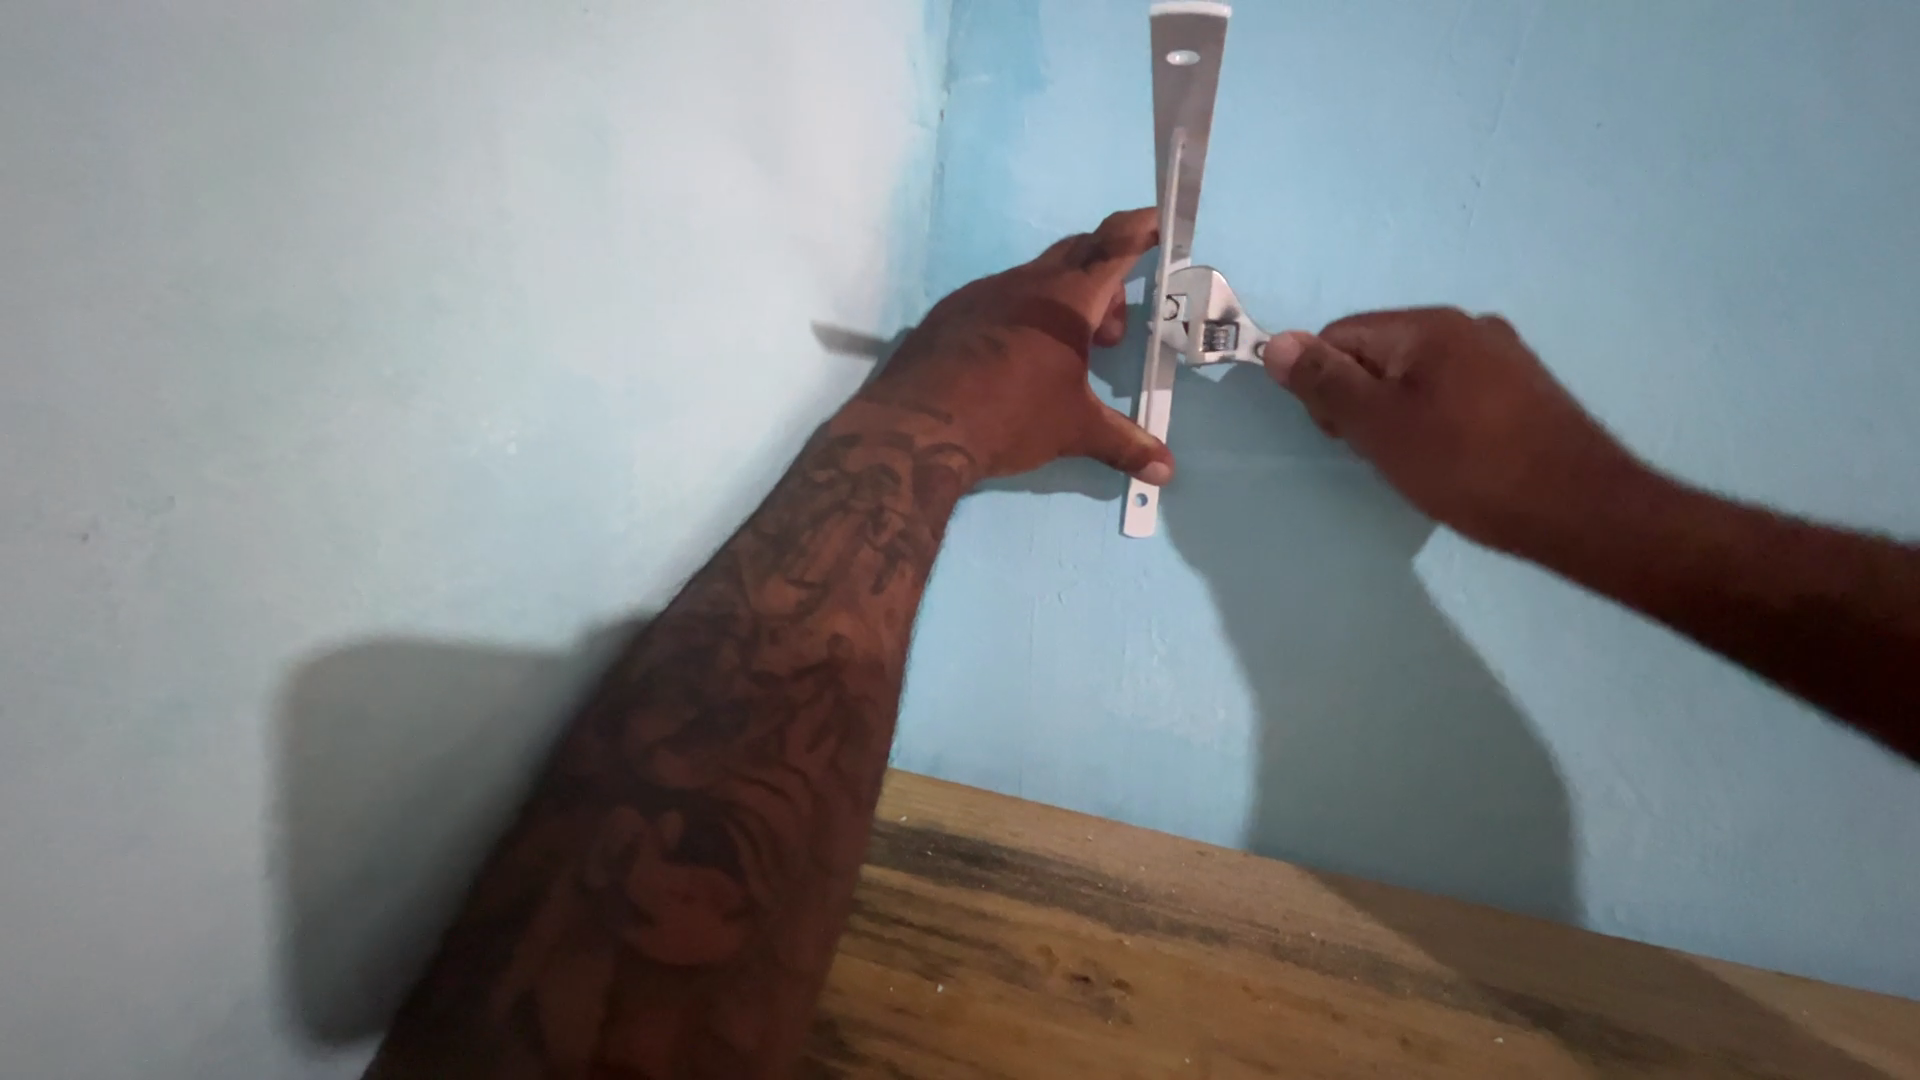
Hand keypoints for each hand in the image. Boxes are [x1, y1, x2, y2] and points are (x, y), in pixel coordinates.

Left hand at [853, 208, 1174, 483]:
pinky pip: (996, 301)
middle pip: (1076, 254)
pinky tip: (1014, 363)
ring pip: (1034, 280)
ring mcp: (980, 295)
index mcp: (1065, 299)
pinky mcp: (949, 315)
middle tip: (1112, 334)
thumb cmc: (1010, 416)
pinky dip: (1021, 318)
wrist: (919, 426)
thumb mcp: (1074, 430)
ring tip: (1064, 358)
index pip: (1113, 244)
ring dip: (1060, 305)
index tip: (1158, 221)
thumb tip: (1168, 471)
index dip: (1140, 228)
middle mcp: (1023, 283)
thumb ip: (1124, 444)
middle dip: (1104, 283)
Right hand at [1264, 307, 1647, 551]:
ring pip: (1409, 375)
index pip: (1338, 336)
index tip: (1340, 431)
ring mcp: (1499, 355)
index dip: (1322, 383)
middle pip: (1373, 353)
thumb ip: (1323, 381)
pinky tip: (1442, 453)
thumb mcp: (1376, 424)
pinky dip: (1427, 417)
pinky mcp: (1518, 388)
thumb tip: (1276, 342)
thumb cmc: (1462, 464)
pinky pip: (1446, 390)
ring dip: (1389, 411)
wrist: (1574, 508)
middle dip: (1356, 397)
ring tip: (1408, 456)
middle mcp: (1466, 326)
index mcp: (1428, 326)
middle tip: (1373, 447)